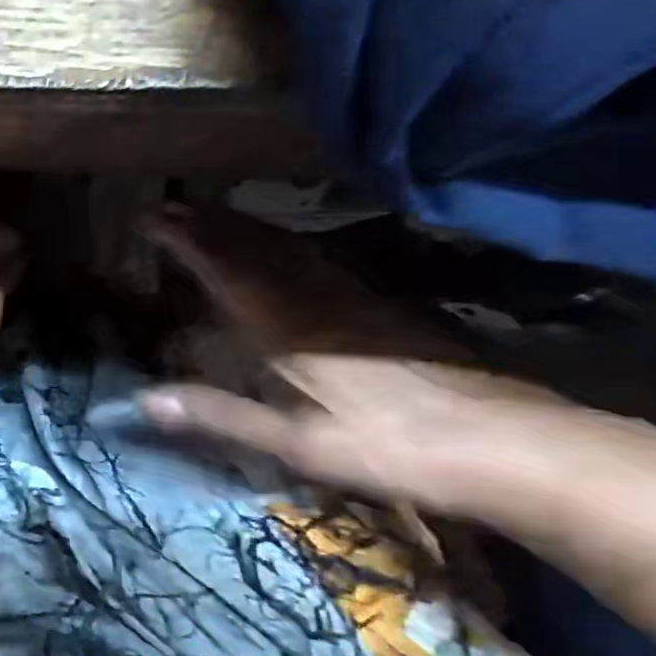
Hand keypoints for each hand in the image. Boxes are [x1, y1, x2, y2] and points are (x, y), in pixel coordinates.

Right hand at [136, 206, 655, 532]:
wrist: (508, 445)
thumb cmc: (393, 448)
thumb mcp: (297, 443)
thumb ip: (221, 415)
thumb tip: (147, 400)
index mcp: (290, 328)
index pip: (227, 270)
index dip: (188, 241)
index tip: (153, 217)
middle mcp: (318, 301)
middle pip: (256, 249)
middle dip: (210, 225)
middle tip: (173, 207)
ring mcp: (354, 301)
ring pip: (287, 250)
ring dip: (243, 229)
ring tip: (212, 216)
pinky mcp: (381, 310)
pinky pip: (314, 261)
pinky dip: (280, 246)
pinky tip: (282, 251)